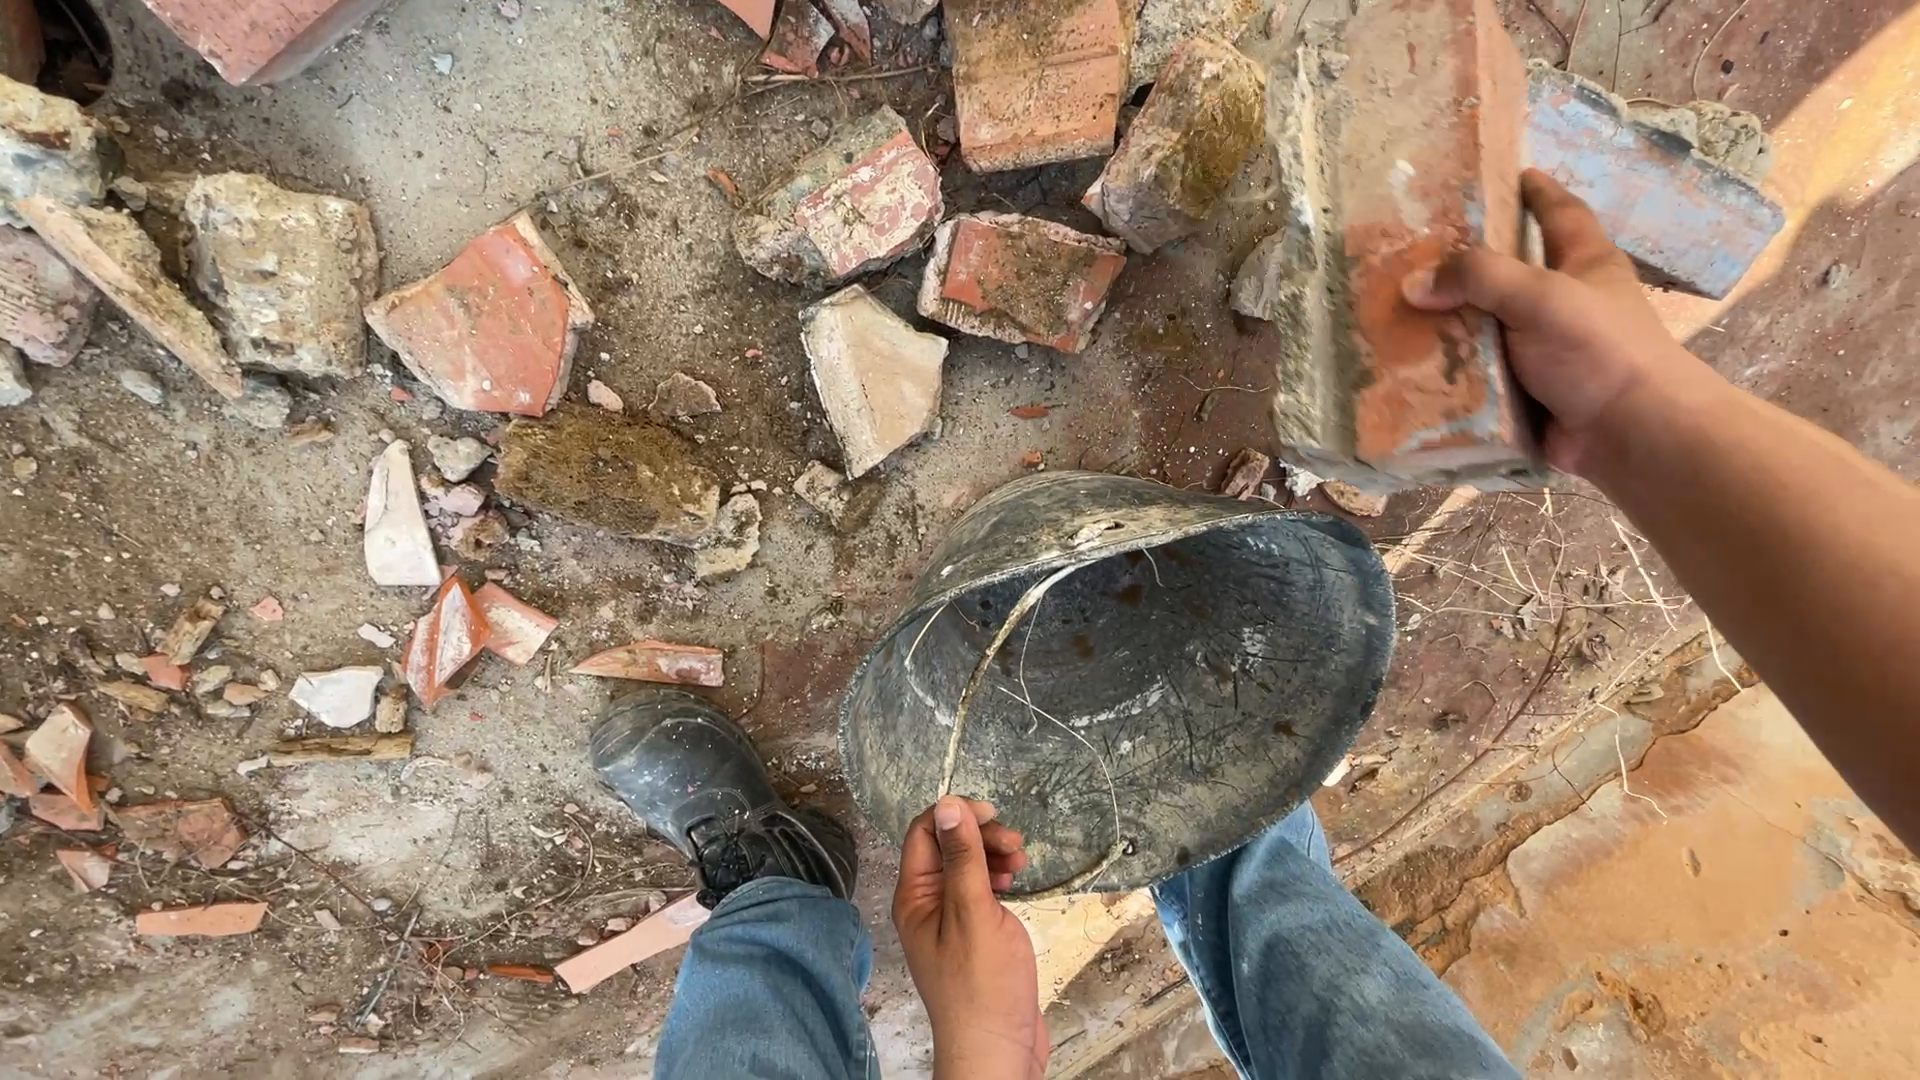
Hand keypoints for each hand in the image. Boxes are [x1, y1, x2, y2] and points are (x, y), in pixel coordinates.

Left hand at [892, 796, 1045, 1078]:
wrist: (998, 1053)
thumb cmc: (982, 984)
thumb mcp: (972, 911)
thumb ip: (962, 856)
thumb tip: (947, 802)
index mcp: (914, 896)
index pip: (924, 832)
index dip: (955, 815)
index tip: (992, 814)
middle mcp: (927, 903)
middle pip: (948, 845)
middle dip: (980, 835)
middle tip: (1015, 844)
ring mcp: (950, 918)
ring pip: (967, 865)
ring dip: (993, 853)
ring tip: (1020, 861)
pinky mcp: (973, 932)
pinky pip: (980, 888)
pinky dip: (997, 877)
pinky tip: (1014, 880)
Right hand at [1401, 168, 1720, 475]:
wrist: (1626, 432)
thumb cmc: (1599, 351)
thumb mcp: (1541, 299)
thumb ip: (1479, 281)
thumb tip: (1412, 283)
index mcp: (1585, 267)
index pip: (1561, 216)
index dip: (1539, 194)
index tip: (1515, 175)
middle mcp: (1564, 304)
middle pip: (1510, 274)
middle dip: (1469, 267)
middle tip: (1418, 255)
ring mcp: (1542, 350)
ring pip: (1484, 328)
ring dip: (1446, 325)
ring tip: (1395, 314)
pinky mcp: (1522, 391)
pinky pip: (1473, 374)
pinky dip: (1444, 371)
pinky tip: (1406, 368)